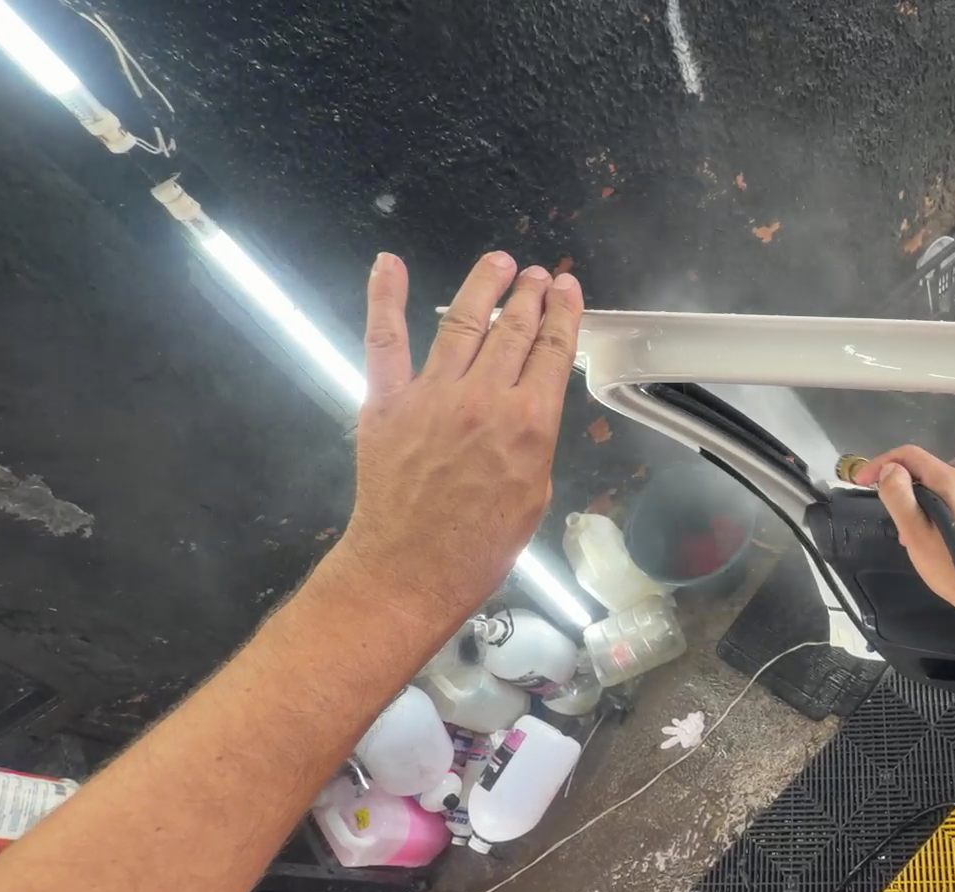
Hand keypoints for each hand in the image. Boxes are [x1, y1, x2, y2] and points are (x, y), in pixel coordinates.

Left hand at [332, 252, 584, 625]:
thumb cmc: (485, 543)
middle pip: (514, 330)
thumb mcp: (536, 491)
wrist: (415, 567)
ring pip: (462, 322)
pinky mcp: (387, 400)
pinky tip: (390, 265)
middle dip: (531, 295)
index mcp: (530, 422)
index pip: (553, 352)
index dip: (564, 315)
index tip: (569, 290)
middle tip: (539, 275)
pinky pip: (385, 339)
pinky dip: (385, 298)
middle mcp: (485, 397)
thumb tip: (526, 411)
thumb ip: (534, 440)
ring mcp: (432, 393)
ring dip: (484, 286)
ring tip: (499, 262)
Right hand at [853, 446, 954, 616]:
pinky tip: (928, 539)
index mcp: (951, 483)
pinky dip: (930, 510)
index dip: (881, 463)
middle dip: (897, 485)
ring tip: (904, 533)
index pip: (910, 454)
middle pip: (924, 469)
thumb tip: (890, 470)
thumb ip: (900, 498)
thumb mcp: (917, 535)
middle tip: (884, 514)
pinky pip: (949, 501)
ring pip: (936, 487)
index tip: (862, 483)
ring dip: (913, 501)